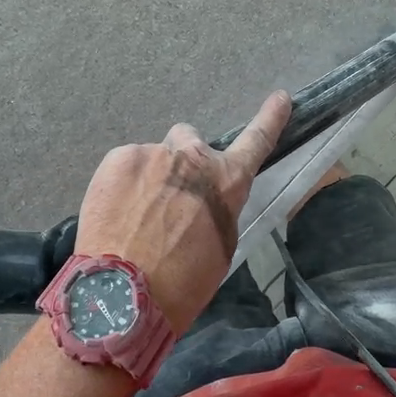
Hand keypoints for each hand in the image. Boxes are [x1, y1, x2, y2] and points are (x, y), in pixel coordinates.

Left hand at [73, 91, 291, 332]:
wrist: (122, 298)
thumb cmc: (181, 284)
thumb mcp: (219, 249)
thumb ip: (217, 210)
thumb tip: (204, 202)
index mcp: (225, 182)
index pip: (256, 141)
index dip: (270, 119)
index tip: (280, 98)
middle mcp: (191, 158)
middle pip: (189, 140)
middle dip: (182, 161)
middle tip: (168, 197)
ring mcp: (152, 153)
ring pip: (153, 157)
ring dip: (148, 179)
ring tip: (133, 219)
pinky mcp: (118, 158)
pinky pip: (124, 166)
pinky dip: (121, 186)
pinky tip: (115, 216)